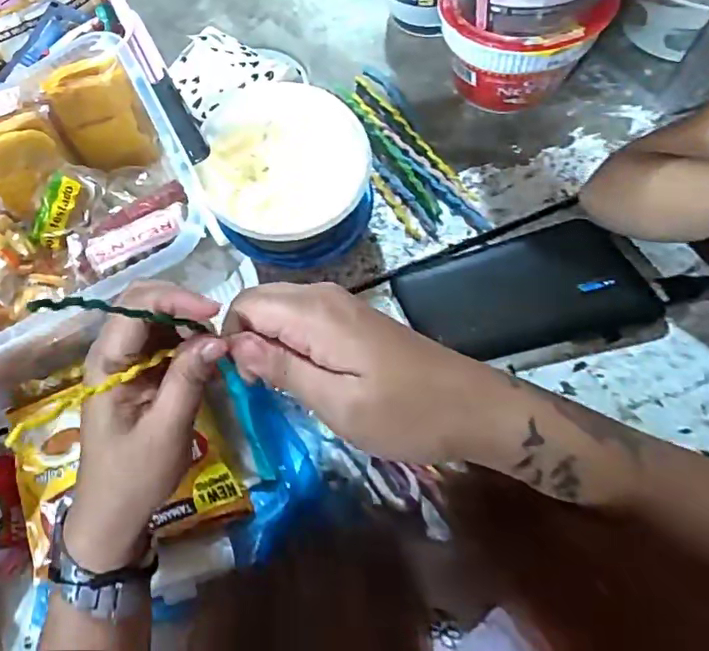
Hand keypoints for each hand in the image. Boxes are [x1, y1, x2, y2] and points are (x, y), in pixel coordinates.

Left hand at [65, 283, 226, 572]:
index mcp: (106, 360)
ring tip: (214, 345)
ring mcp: (120, 359)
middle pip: (141, 302)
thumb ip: (188, 380)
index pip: (135, 305)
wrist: (111, 516)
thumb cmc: (134, 478)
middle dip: (180, 304)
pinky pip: (158, 340)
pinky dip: (183, 341)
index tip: (213, 311)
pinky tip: (203, 358)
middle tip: (216, 326)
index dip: (174, 298)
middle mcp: (109, 350)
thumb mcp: (167, 431)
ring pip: (152, 318)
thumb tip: (217, 338)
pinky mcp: (134, 371)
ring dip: (184, 322)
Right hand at [222, 282, 525, 466]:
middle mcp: (319, 295)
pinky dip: (287, 337)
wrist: (475, 407)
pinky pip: (297, 313)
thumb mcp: (339, 405)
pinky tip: (306, 370)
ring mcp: (336, 301)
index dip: (232, 339)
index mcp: (313, 313)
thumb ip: (282, 369)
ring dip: (265, 338)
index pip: (244, 304)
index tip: (249, 381)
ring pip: (276, 305)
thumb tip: (234, 344)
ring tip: (283, 381)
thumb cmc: (407, 413)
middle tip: (263, 384)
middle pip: (257, 299)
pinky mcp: (347, 313)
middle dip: (245, 336)